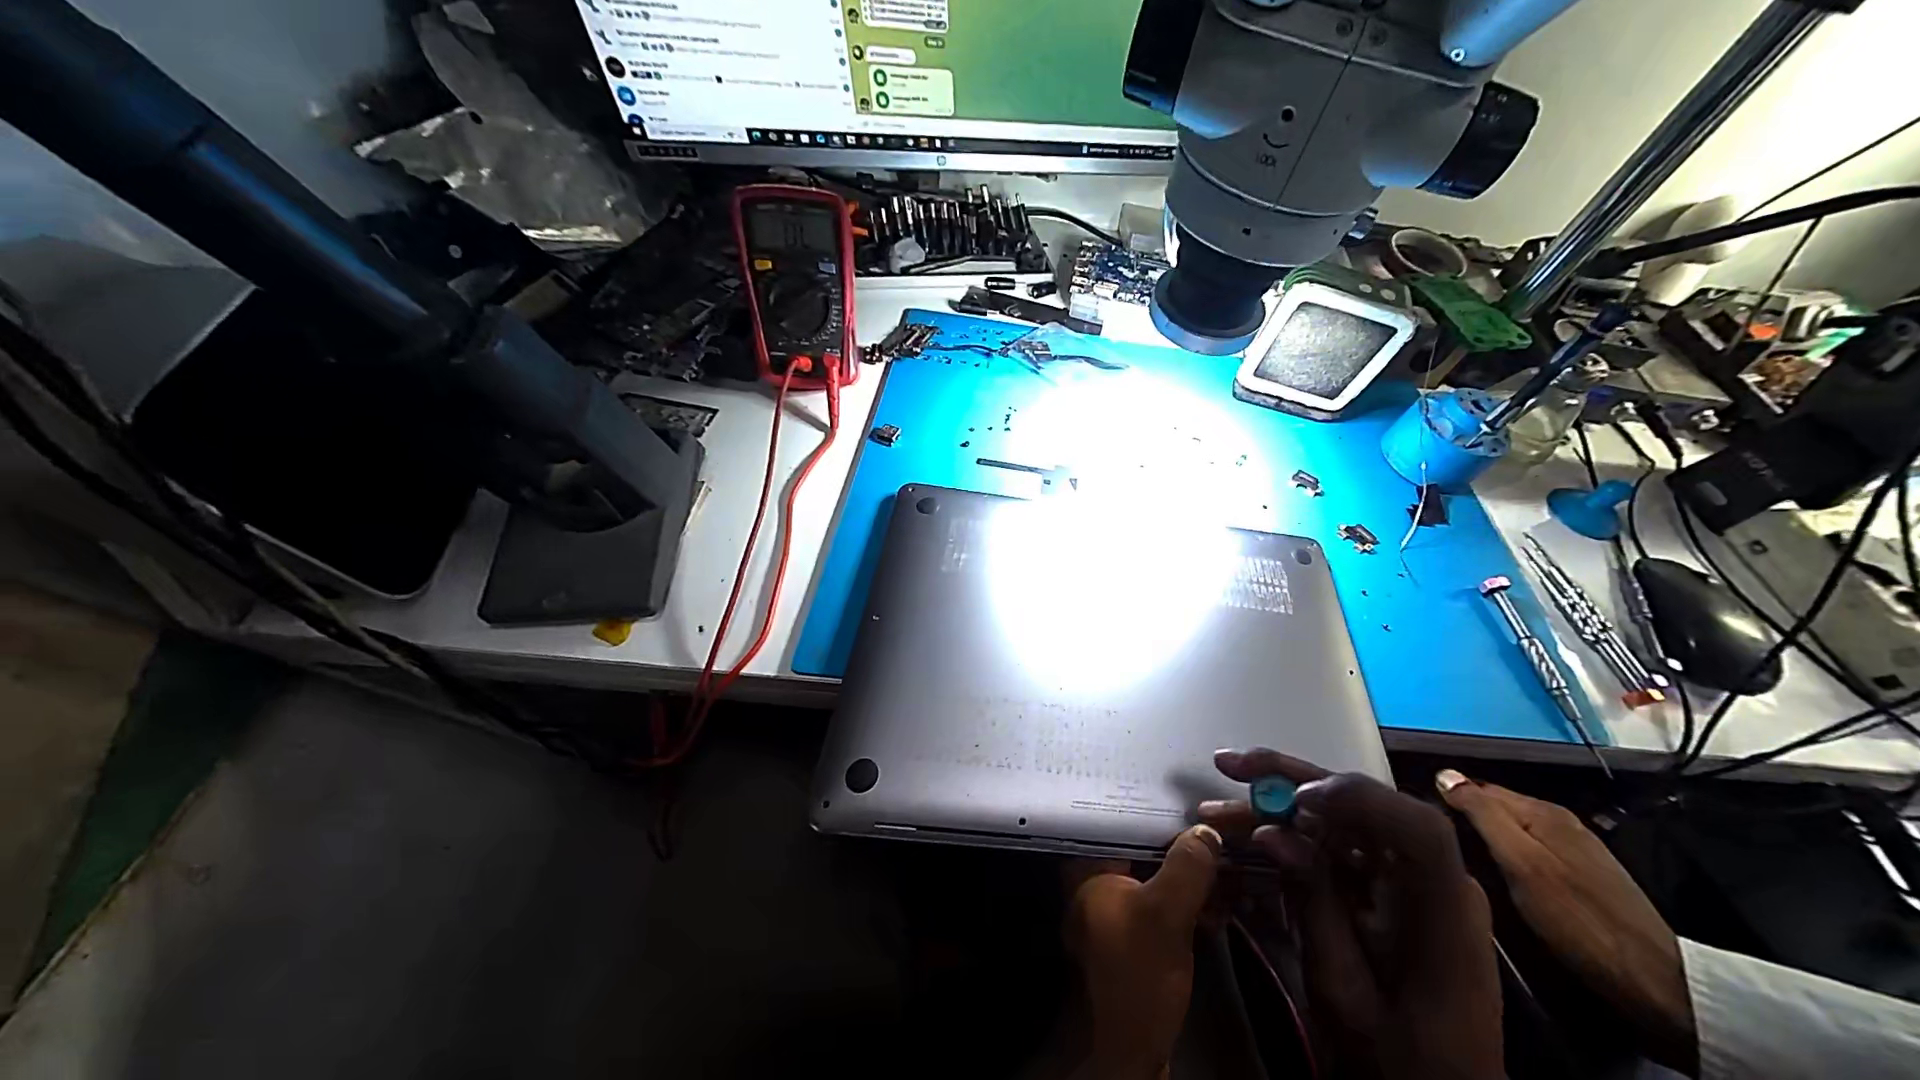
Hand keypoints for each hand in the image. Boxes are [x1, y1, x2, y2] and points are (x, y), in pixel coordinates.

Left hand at [1062, 824, 1222, 1078]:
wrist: (1126, 1054)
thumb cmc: (1135, 976)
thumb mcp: (1164, 915)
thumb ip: (1185, 868)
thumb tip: (1207, 830)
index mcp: (1087, 868)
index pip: (1120, 821)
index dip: (1157, 812)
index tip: (1191, 803)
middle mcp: (1094, 884)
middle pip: (1141, 849)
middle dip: (1183, 847)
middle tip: (1221, 837)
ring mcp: (1114, 913)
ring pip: (1156, 880)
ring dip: (1192, 877)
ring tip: (1231, 871)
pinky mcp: (1135, 940)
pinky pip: (1163, 907)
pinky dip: (1189, 904)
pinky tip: (1221, 905)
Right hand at [1201, 749, 1502, 1079]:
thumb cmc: (1399, 1055)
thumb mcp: (1345, 989)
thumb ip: (1314, 905)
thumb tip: (1273, 835)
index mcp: (1444, 909)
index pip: (1416, 829)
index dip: (1356, 800)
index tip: (1296, 799)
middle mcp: (1431, 878)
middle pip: (1366, 805)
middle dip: (1293, 779)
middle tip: (1231, 764)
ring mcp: (1407, 878)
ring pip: (1340, 819)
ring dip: (1278, 806)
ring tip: (1219, 804)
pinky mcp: (1384, 885)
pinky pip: (1334, 845)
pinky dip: (1289, 833)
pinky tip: (1249, 829)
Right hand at [1435, 769, 1696, 1073]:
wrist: (1652, 981)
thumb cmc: (1576, 918)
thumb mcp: (1521, 863)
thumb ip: (1482, 814)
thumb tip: (1443, 774)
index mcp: (1543, 812)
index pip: (1476, 787)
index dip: (1443, 799)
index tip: (1414, 820)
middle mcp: (1558, 822)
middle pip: (1493, 809)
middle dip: (1460, 820)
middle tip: (1426, 843)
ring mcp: (1571, 850)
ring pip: (1507, 833)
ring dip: (1479, 841)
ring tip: (1450, 859)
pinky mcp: (1578, 877)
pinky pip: (1524, 853)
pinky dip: (1501, 859)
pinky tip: (1488, 877)